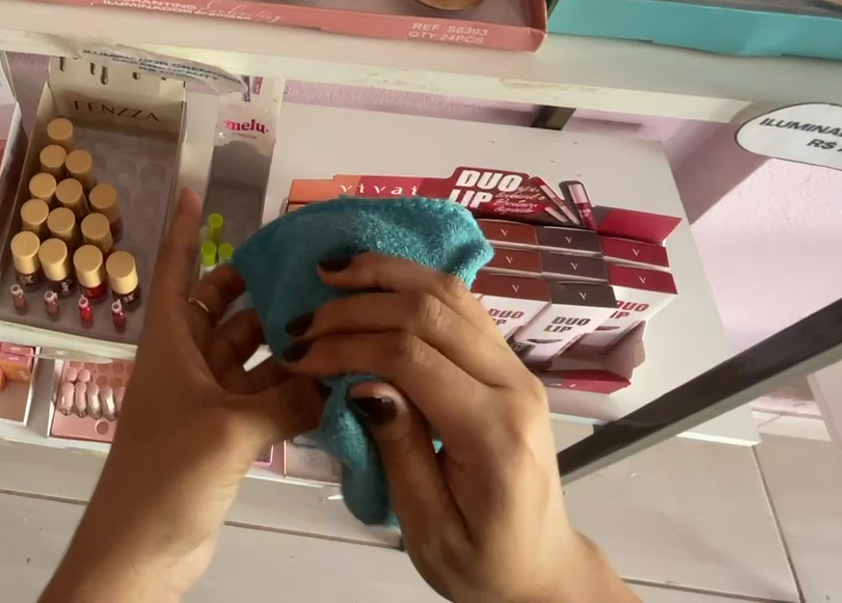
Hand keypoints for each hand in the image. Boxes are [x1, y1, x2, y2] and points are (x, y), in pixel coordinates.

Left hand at [42, 191, 323, 602]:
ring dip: (283, 343)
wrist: (139, 552)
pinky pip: (260, 394)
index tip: (193, 192)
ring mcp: (204, 397)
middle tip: (308, 270)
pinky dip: (288, 388)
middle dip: (258, 290)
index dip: (182, 231)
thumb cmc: (166, 473)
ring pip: (249, 354)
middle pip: (223, 309)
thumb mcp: (229, 429)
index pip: (175, 271)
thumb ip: (287, 401)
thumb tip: (337, 377)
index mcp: (169, 341)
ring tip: (333, 320)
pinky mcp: (222, 432)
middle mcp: (186, 360)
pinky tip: (327, 378)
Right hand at [281, 255, 636, 602]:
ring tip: (329, 272)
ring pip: (446, 290)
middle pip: (428, 311)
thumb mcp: (429, 530)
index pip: (412, 357)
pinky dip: (408, 279)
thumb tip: (362, 382)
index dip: (348, 345)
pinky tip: (371, 277)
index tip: (298, 354)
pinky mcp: (504, 357)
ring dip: (382, 274)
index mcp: (493, 431)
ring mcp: (514, 364)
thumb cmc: (481, 560)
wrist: (543, 570)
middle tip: (301, 321)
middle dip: (354, 307)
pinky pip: (456, 299)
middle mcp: (512, 383)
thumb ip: (398, 450)